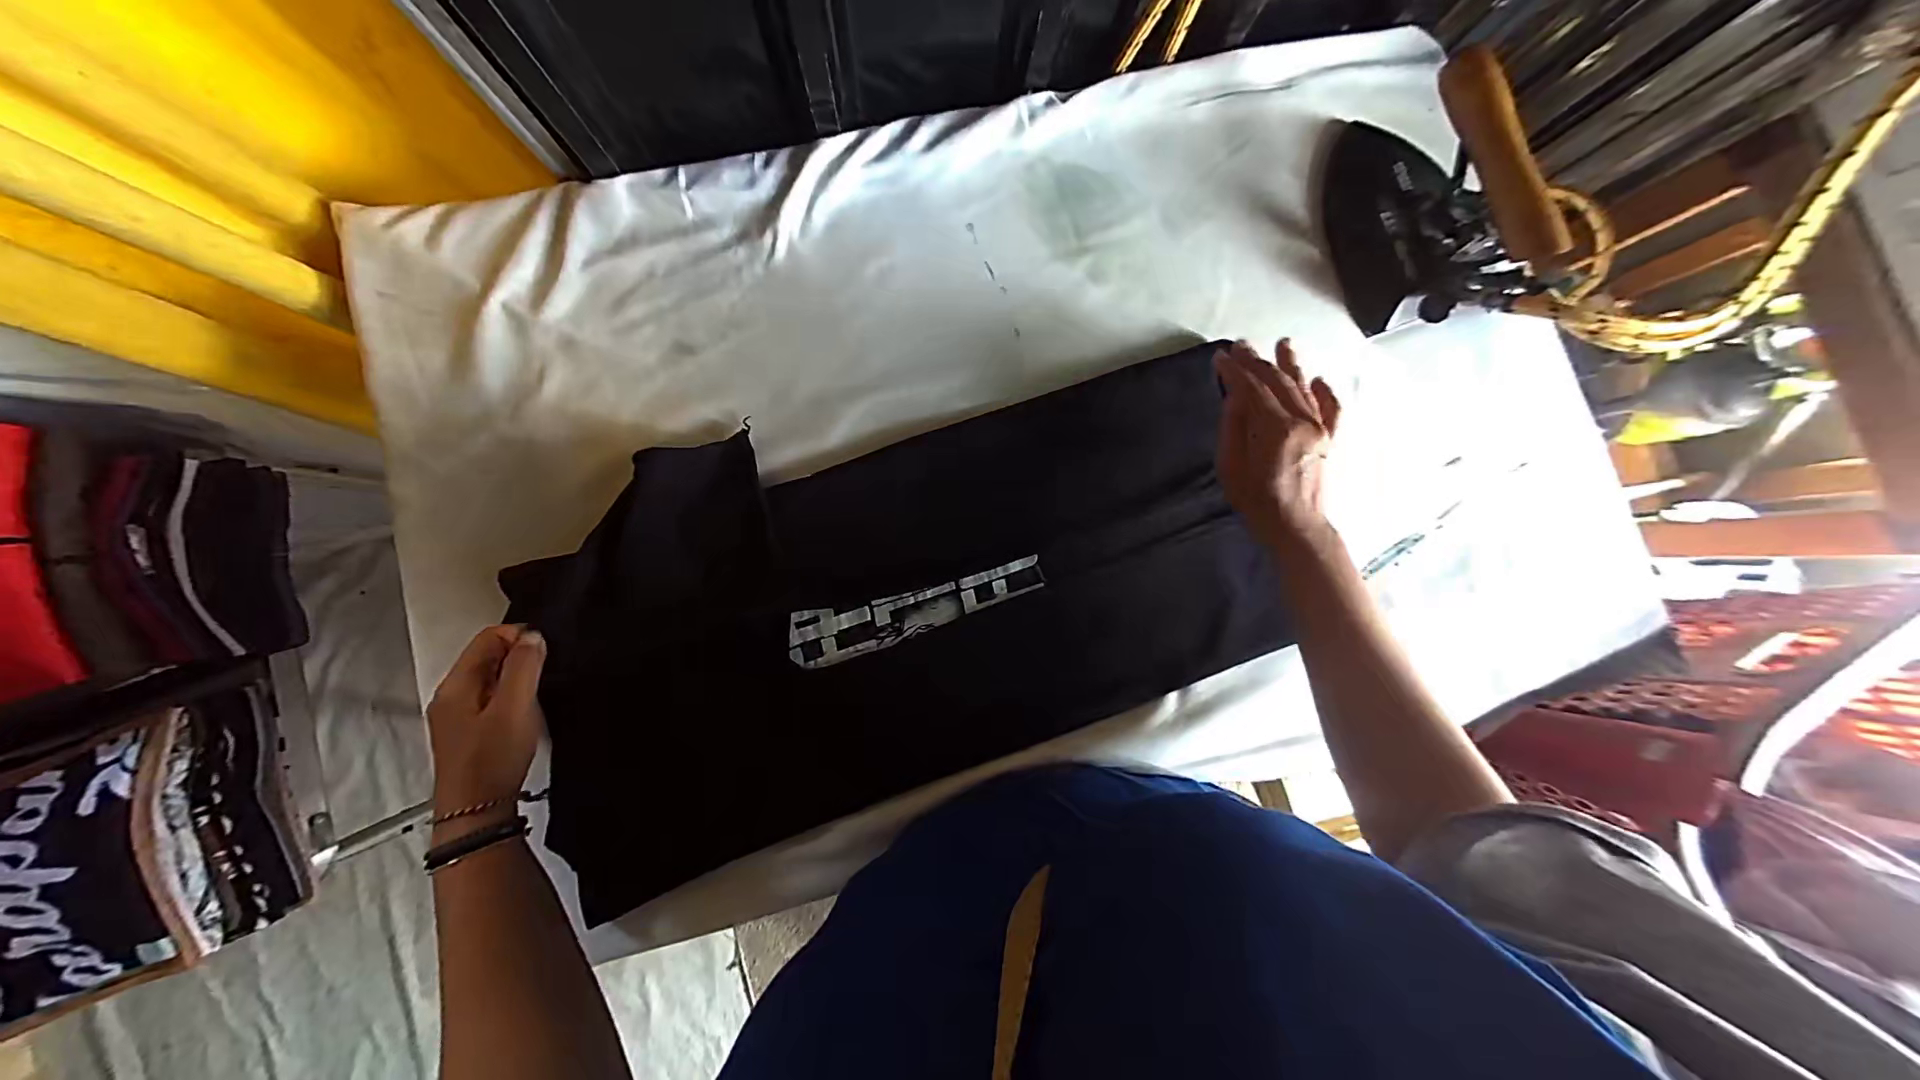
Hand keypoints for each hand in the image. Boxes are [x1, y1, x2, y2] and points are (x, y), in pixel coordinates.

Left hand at [426, 625, 546, 816]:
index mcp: (456, 684)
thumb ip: (523, 667)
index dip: (520, 637)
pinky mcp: (469, 729)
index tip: (543, 656)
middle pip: (489, 654)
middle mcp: (451, 694)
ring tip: (535, 696)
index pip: (488, 636)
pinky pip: (493, 696)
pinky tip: (524, 713)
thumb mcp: (515, 707)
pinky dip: (512, 696)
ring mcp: (458, 713)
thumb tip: (532, 636)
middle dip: (519, 657)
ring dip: (517, 678)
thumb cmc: (493, 759)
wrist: (478, 810)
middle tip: (542, 678)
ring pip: (493, 676)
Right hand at [1214, 338, 1341, 552]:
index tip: (1221, 358)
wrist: (1295, 526)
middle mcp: (1302, 421)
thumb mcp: (1231, 467)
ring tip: (1282, 345)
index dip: (1235, 371)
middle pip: (1278, 382)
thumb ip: (1233, 427)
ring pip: (1304, 388)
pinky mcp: (1330, 439)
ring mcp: (1320, 428)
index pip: (1252, 389)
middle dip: (1257, 362)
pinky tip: (1317, 379)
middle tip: (1241, 346)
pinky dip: (1324, 391)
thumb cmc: (1257, 501)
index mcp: (1275, 428)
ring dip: (1291, 364)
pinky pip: (1331, 407)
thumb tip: (1235, 396)